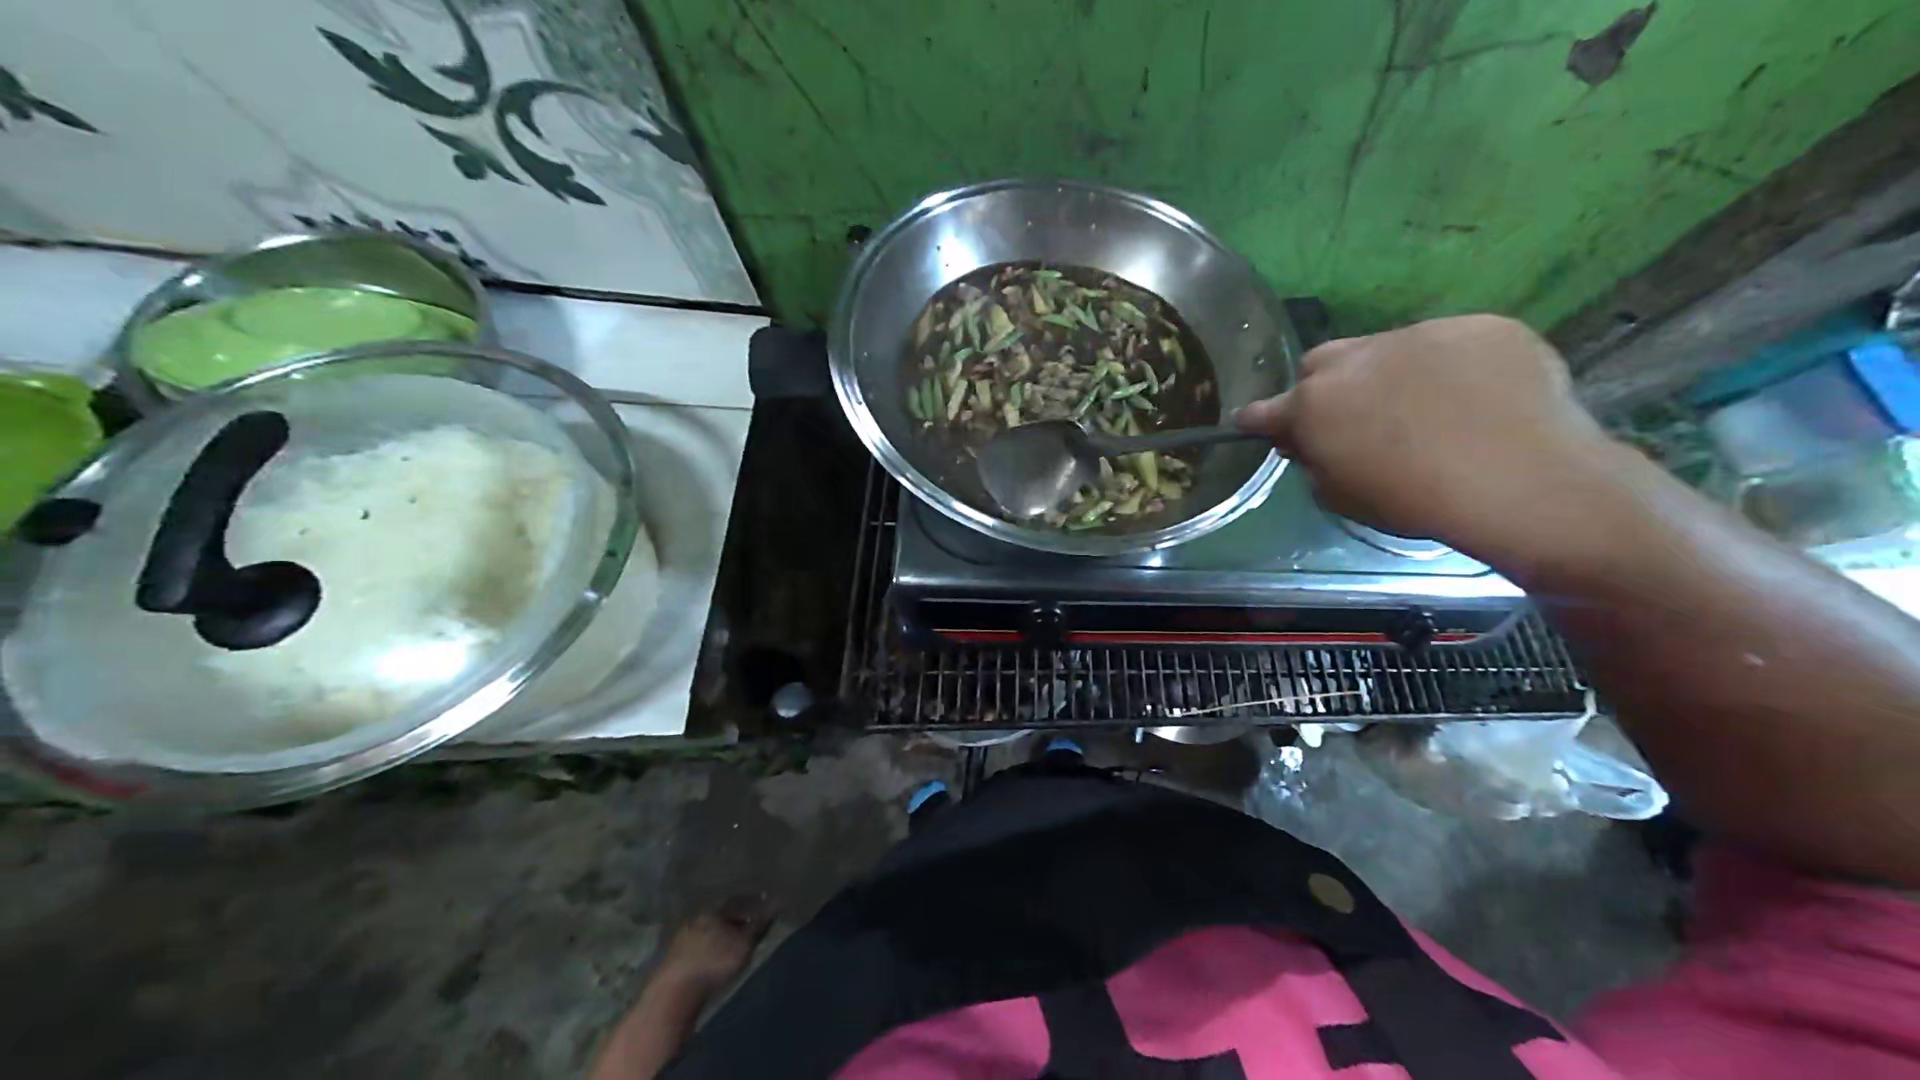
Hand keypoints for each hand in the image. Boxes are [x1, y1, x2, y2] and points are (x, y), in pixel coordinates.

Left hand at [650, 897, 769, 996]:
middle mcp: (697, 916)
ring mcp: (683, 937)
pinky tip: (719, 957)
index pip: (739, 898)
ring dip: (724, 934)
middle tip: (755, 928)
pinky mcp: (675, 958)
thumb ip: (760, 923)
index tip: (768, 910)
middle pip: (723, 913)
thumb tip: (777, 901)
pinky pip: (701, 944)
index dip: (755, 904)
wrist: (672, 995)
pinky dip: (713, 947)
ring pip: (711, 929)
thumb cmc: (713, 962)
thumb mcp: (744, 944)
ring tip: (739, 944)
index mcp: (713, 907)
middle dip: (739, 919)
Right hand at [1237, 314, 1628, 564]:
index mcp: (1315, 404)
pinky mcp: (1480, 325)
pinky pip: (1450, 343)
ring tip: (1430, 409)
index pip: (1267, 409)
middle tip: (1355, 418)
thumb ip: (1315, 462)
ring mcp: (1421, 333)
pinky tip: (1477, 398)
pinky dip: (1451, 366)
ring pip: (1387, 350)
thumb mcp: (1341, 496)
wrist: (1521, 480)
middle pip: (1322, 363)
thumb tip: (1313, 444)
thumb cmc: (1415, 501)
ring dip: (1391, 374)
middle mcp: (1356, 358)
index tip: (1256, 424)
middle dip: (1327, 387)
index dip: (1260, 419)